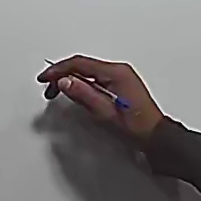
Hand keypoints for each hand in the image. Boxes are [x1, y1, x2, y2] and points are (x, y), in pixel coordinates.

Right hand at [37, 56, 164, 143]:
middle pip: (83, 65)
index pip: (80, 64)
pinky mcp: (119, 84)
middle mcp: (118, 71)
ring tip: (57, 91)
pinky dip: (80, 83)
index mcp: (116, 73)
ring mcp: (120, 76)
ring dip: (70, 79)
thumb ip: (84, 95)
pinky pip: (94, 77)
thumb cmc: (137, 127)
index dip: (59, 70)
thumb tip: (65, 81)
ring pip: (87, 71)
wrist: (155, 137)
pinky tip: (73, 91)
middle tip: (48, 87)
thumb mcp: (106, 112)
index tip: (45, 78)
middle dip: (62, 74)